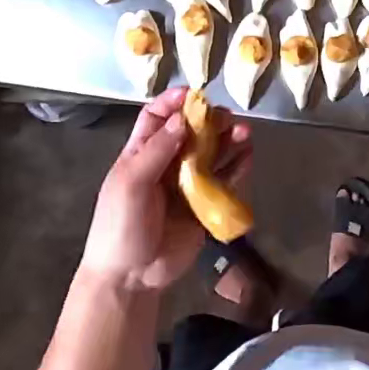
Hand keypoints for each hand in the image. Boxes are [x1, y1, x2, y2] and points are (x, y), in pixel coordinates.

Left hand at [78, 87, 250, 294]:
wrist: (131, 276)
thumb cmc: (120, 225)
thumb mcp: (131, 183)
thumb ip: (157, 150)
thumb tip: (183, 118)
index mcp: (140, 154)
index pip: (157, 118)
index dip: (173, 103)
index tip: (194, 93)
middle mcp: (166, 164)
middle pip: (191, 133)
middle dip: (208, 121)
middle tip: (226, 116)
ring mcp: (187, 185)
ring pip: (211, 154)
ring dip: (227, 141)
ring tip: (244, 132)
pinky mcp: (205, 205)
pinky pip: (224, 181)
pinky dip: (237, 167)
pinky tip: (248, 155)